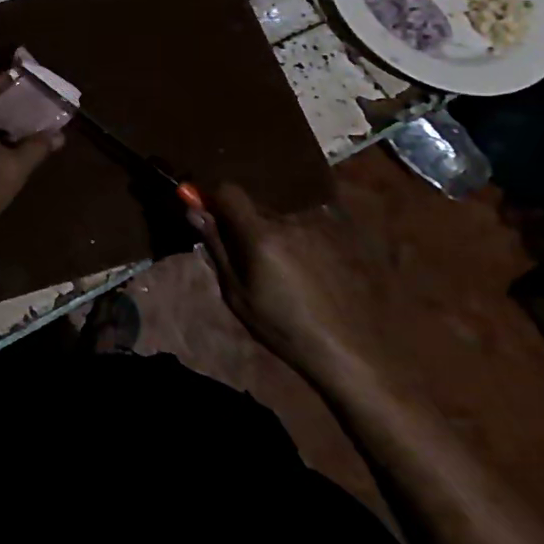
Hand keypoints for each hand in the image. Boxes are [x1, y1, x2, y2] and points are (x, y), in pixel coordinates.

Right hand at [190, 182, 389, 375]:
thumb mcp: (238, 294)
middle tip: (244, 256)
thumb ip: (216, 247)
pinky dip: (296, 242)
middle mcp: (290, 221)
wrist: (350, 351)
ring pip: (281, 218)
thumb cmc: (284, 328)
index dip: (213, 197)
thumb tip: (193, 211)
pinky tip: (307, 275)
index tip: (206, 214)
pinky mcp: (341, 239)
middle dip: (242, 222)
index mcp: (261, 235)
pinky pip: (306, 229)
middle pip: (255, 205)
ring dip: (271, 233)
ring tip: (280, 272)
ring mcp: (319, 228)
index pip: (229, 191)